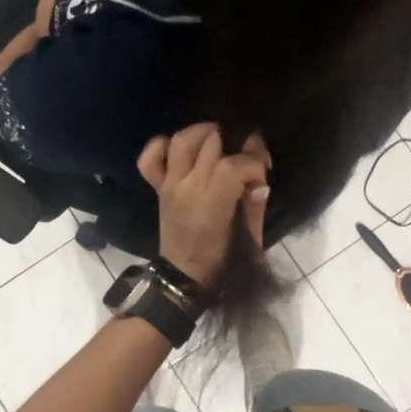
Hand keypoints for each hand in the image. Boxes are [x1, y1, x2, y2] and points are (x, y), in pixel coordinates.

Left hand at [137, 125, 270, 288]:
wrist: (185, 277)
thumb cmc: (224, 260)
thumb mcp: (250, 234)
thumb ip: (256, 198)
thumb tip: (260, 162)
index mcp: (211, 203)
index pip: (234, 164)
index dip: (254, 163)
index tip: (261, 175)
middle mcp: (187, 187)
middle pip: (210, 143)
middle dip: (233, 144)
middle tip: (242, 160)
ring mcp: (169, 185)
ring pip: (181, 141)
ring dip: (202, 134)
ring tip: (217, 143)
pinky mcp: (158, 188)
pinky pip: (149, 159)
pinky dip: (160, 146)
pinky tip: (178, 149)